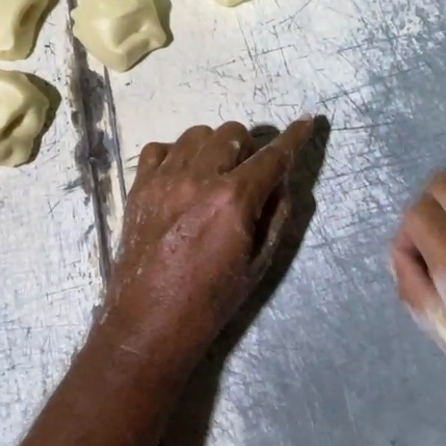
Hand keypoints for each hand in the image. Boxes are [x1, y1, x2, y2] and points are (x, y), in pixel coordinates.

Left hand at [98, 118, 315, 370]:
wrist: (149, 325)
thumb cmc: (211, 302)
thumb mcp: (259, 265)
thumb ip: (278, 216)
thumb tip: (282, 182)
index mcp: (233, 199)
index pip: (272, 155)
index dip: (293, 136)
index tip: (305, 120)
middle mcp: (199, 178)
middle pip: (232, 132)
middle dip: (248, 147)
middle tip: (247, 173)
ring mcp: (164, 179)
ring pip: (196, 134)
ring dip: (213, 147)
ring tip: (213, 174)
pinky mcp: (139, 187)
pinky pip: (159, 148)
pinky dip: (175, 155)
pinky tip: (181, 177)